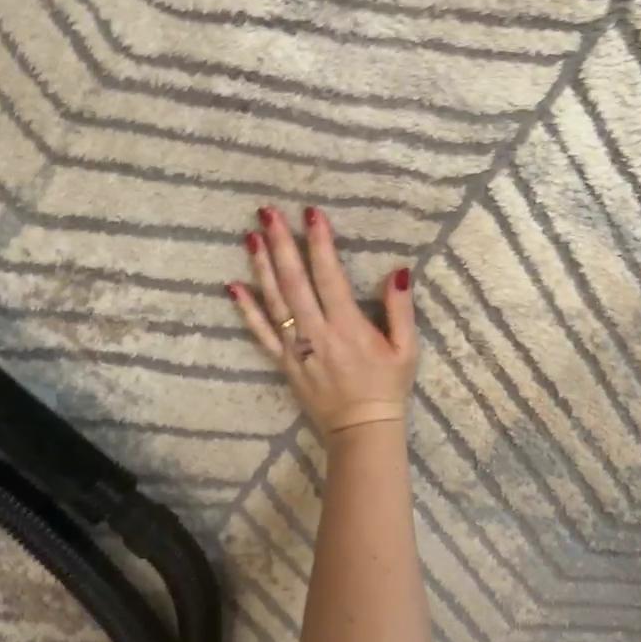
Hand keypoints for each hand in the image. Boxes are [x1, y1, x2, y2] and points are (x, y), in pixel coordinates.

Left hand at [228, 206, 418, 439]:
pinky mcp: (284, 361)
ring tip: (251, 235)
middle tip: (268, 212)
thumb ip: (400, 309)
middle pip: (294, 281)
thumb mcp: (406, 348)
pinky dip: (246, 308)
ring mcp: (296, 347)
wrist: (361, 428)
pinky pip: (261, 332)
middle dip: (281, 244)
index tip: (312, 214)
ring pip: (274, 301)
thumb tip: (398, 272)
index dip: (320, 243)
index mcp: (348, 326)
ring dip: (261, 266)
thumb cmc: (388, 385)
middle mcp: (317, 332)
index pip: (329, 276)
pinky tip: (234, 285)